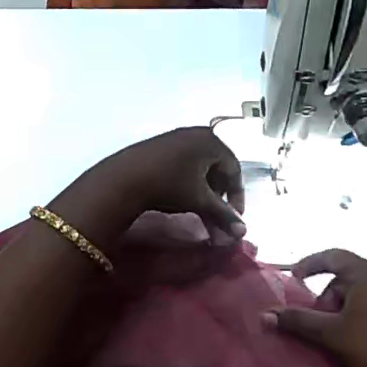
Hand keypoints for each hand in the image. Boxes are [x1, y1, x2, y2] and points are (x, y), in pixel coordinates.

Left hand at [52, 128, 246, 248]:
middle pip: (216, 168)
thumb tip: (242, 232)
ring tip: (198, 212)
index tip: (233, 218)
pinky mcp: (157, 147)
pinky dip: (187, 183)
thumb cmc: (169, 185)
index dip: (236, 196)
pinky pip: (182, 165)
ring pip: (198, 168)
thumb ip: (223, 215)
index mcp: (210, 140)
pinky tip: (180, 199)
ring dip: (203, 193)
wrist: (123, 178)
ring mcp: (174, 139)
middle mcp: (194, 134)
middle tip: (215, 217)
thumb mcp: (200, 201)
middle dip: (218, 197)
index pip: (234, 169)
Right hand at [267, 249, 366, 366]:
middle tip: (317, 324)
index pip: (332, 255)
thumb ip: (299, 322)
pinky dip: (365, 321)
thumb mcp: (333, 336)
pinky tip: (362, 349)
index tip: (293, 279)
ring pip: (366, 296)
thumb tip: (264, 315)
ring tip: (337, 341)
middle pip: (348, 277)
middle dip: (327, 297)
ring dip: (346, 312)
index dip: (309, 264)